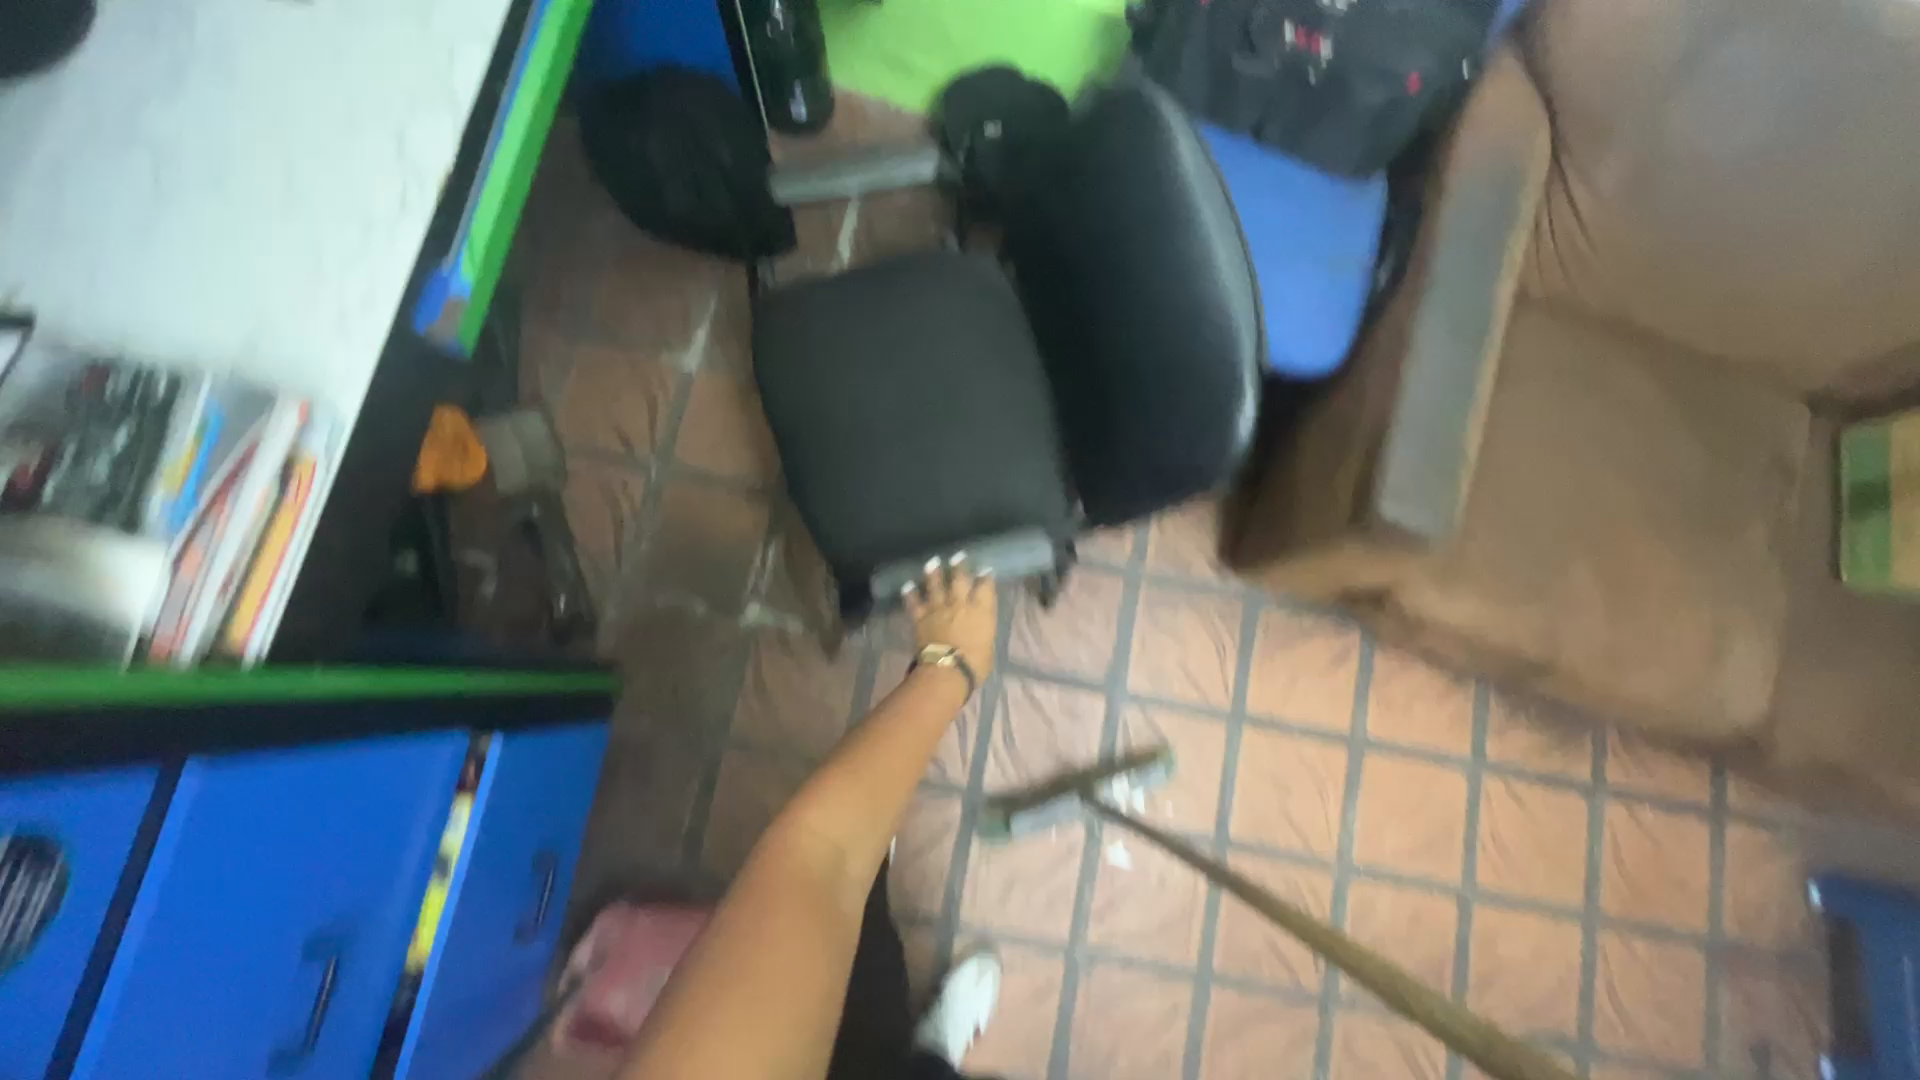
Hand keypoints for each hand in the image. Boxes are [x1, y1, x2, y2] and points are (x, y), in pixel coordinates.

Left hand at [905, 559, 996, 678]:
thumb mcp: (988, 645)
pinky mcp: (921, 618)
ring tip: (932, 562)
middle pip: (959, 579)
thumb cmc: (975, 664)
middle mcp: (960, 604)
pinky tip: (907, 585)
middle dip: (959, 566)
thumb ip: (983, 630)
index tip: (985, 569)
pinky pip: (914, 602)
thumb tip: (979, 627)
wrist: (947, 670)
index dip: (986, 577)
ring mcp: (938, 609)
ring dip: (933, 573)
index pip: (985, 587)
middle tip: (958, 555)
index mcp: (981, 611)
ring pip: (935, 585)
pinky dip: (910, 594)